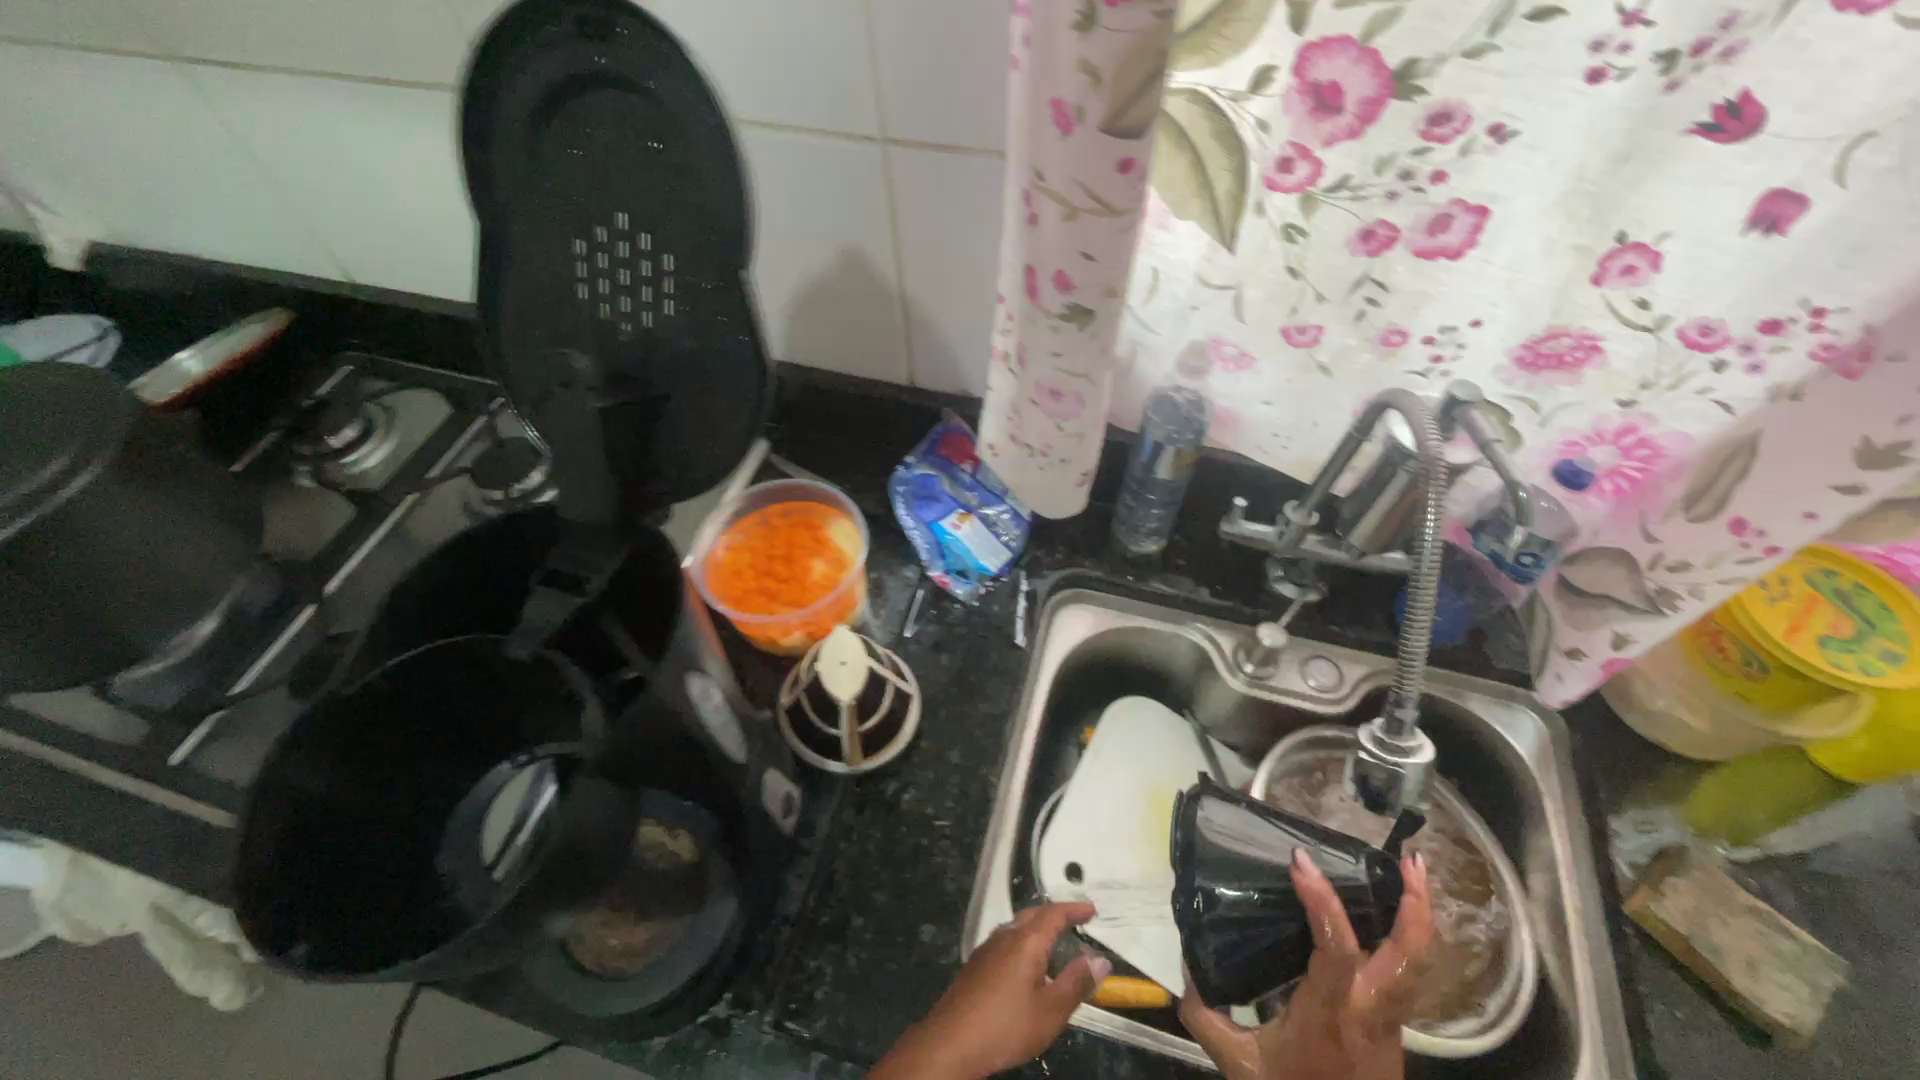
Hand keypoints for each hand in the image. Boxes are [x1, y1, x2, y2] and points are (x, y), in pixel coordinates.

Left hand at [870, 902, 1110, 1079]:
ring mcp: (985, 950)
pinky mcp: (974, 966)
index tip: (1091, 910)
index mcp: (1025, 942)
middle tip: (1075, 921)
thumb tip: (1100, 959)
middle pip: (1032, 915)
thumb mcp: (1051, 1010)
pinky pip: (1004, 942)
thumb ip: (1077, 982)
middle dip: (1055, 914)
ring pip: (1016, 927)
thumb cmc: (1006, 1026)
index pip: (1054, 914)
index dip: (1074, 910)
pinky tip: (1025, 965)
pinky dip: (1022, 942)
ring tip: (1054, 941)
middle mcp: (1004, 937)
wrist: (950, 1042)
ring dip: (1037, 927)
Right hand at [1178, 849, 1433, 1079]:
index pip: (1338, 949)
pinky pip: (1410, 973)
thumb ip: (1205, 1016)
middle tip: (1410, 860)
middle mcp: (1371, 1009)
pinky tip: (1396, 918)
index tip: (1300, 862)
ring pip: (1421, 963)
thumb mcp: (1239, 1064)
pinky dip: (1410, 937)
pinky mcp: (1396, 1026)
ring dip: (1423, 916)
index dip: (1324, 903)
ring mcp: (1392, 1019)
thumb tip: (1184, 970)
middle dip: (1416, 904)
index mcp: (1331, 1013)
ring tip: (1415, 874)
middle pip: (1411, 954)